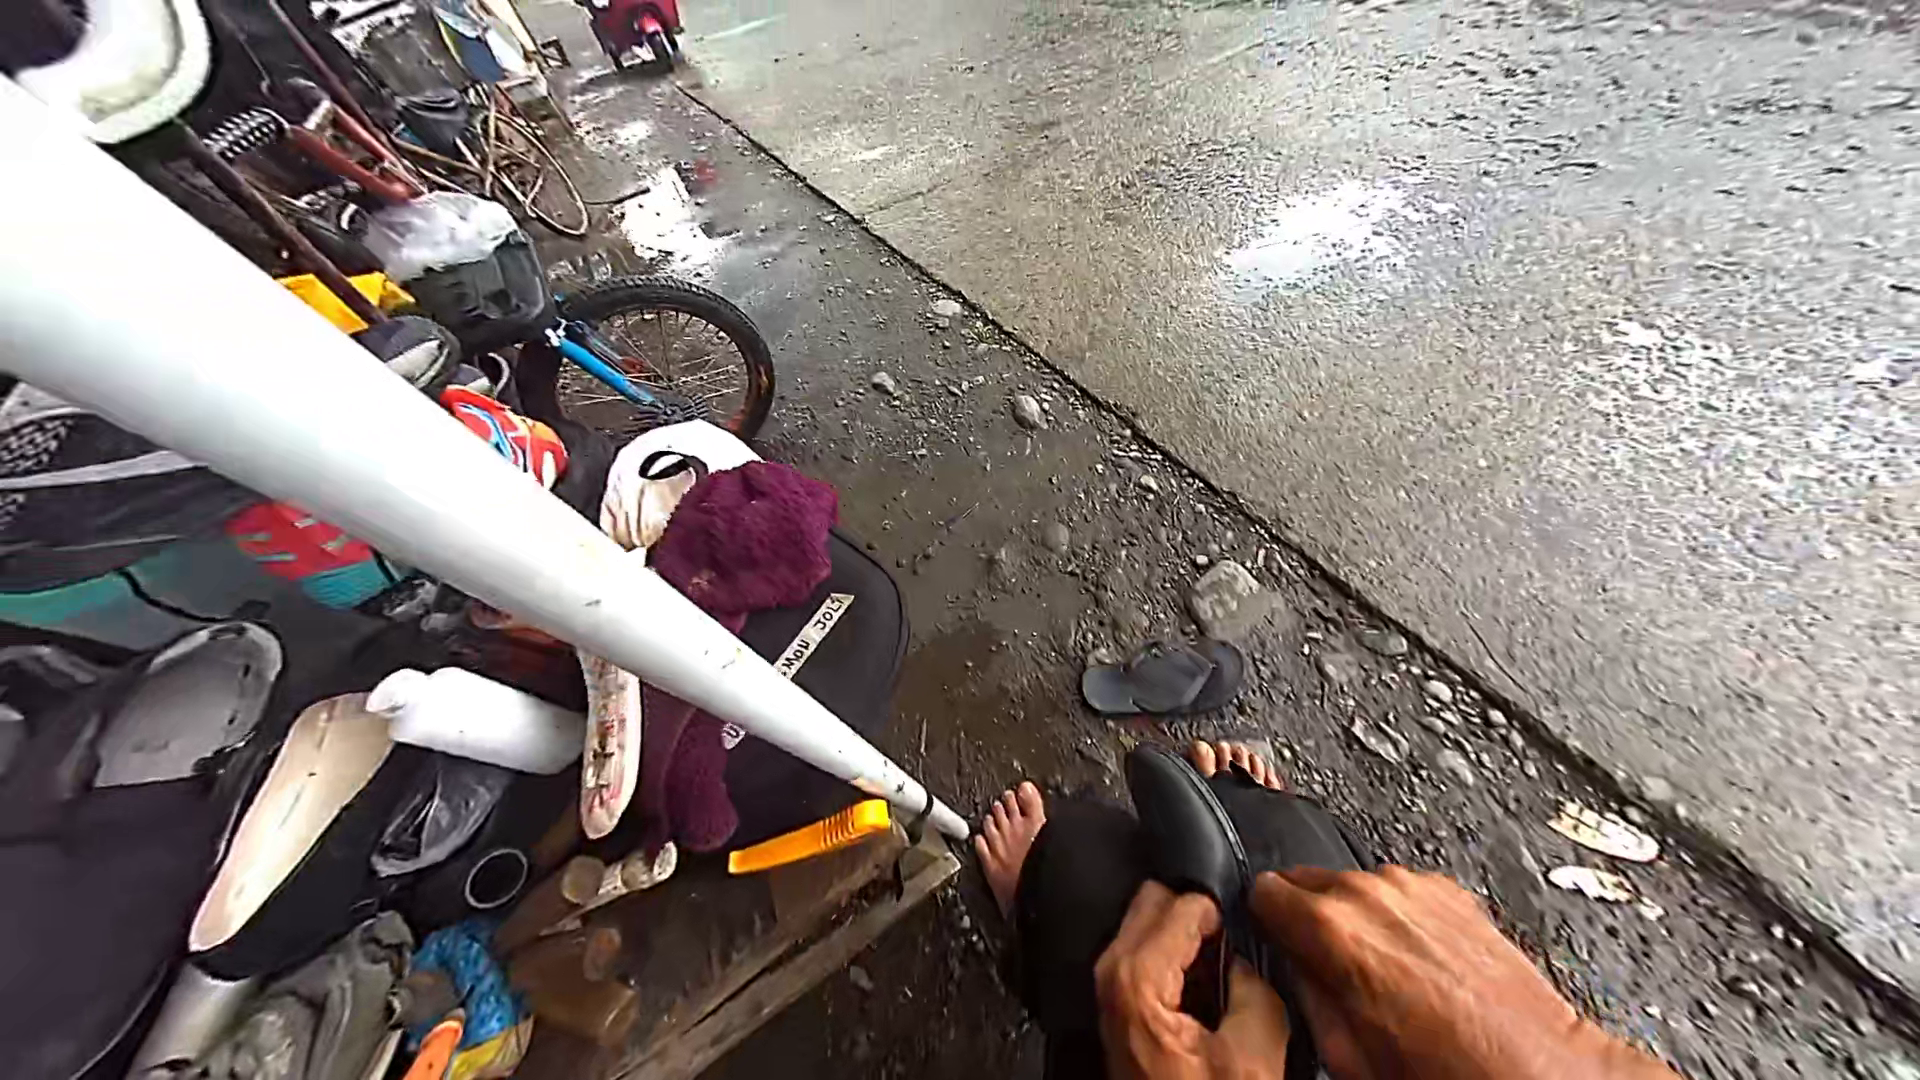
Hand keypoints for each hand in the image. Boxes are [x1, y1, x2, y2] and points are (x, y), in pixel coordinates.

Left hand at [1094, 881, 1292, 1079]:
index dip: (1217, 912)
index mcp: (1138, 977)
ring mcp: (1108, 983)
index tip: (1242, 926)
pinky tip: (1203, 988)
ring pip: (1146, 920)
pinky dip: (1172, 954)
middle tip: (1231, 945)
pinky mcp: (1115, 1000)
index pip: (1179, 905)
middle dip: (1193, 912)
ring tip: (1221, 967)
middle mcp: (1112, 969)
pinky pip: (1144, 949)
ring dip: (1183, 933)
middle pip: (1153, 900)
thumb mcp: (1252, 1063)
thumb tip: (1242, 962)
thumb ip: (1255, 992)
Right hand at [1251, 867, 1677, 1079]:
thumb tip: (1285, 964)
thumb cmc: (1455, 1077)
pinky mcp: (1442, 887)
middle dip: (1308, 916)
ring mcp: (1406, 885)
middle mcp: (1364, 892)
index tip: (1279, 939)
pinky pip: (1392, 889)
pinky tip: (1417, 958)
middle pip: (1300, 879)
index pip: (1261, 888)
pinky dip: (1394, 914)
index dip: (1266, 919)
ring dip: (1352, 914)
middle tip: (1333, 964)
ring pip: (1347, 883)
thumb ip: (1301, 992)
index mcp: (1331, 927)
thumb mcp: (1345, 1055)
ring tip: (1385, 967)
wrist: (1549, 1078)